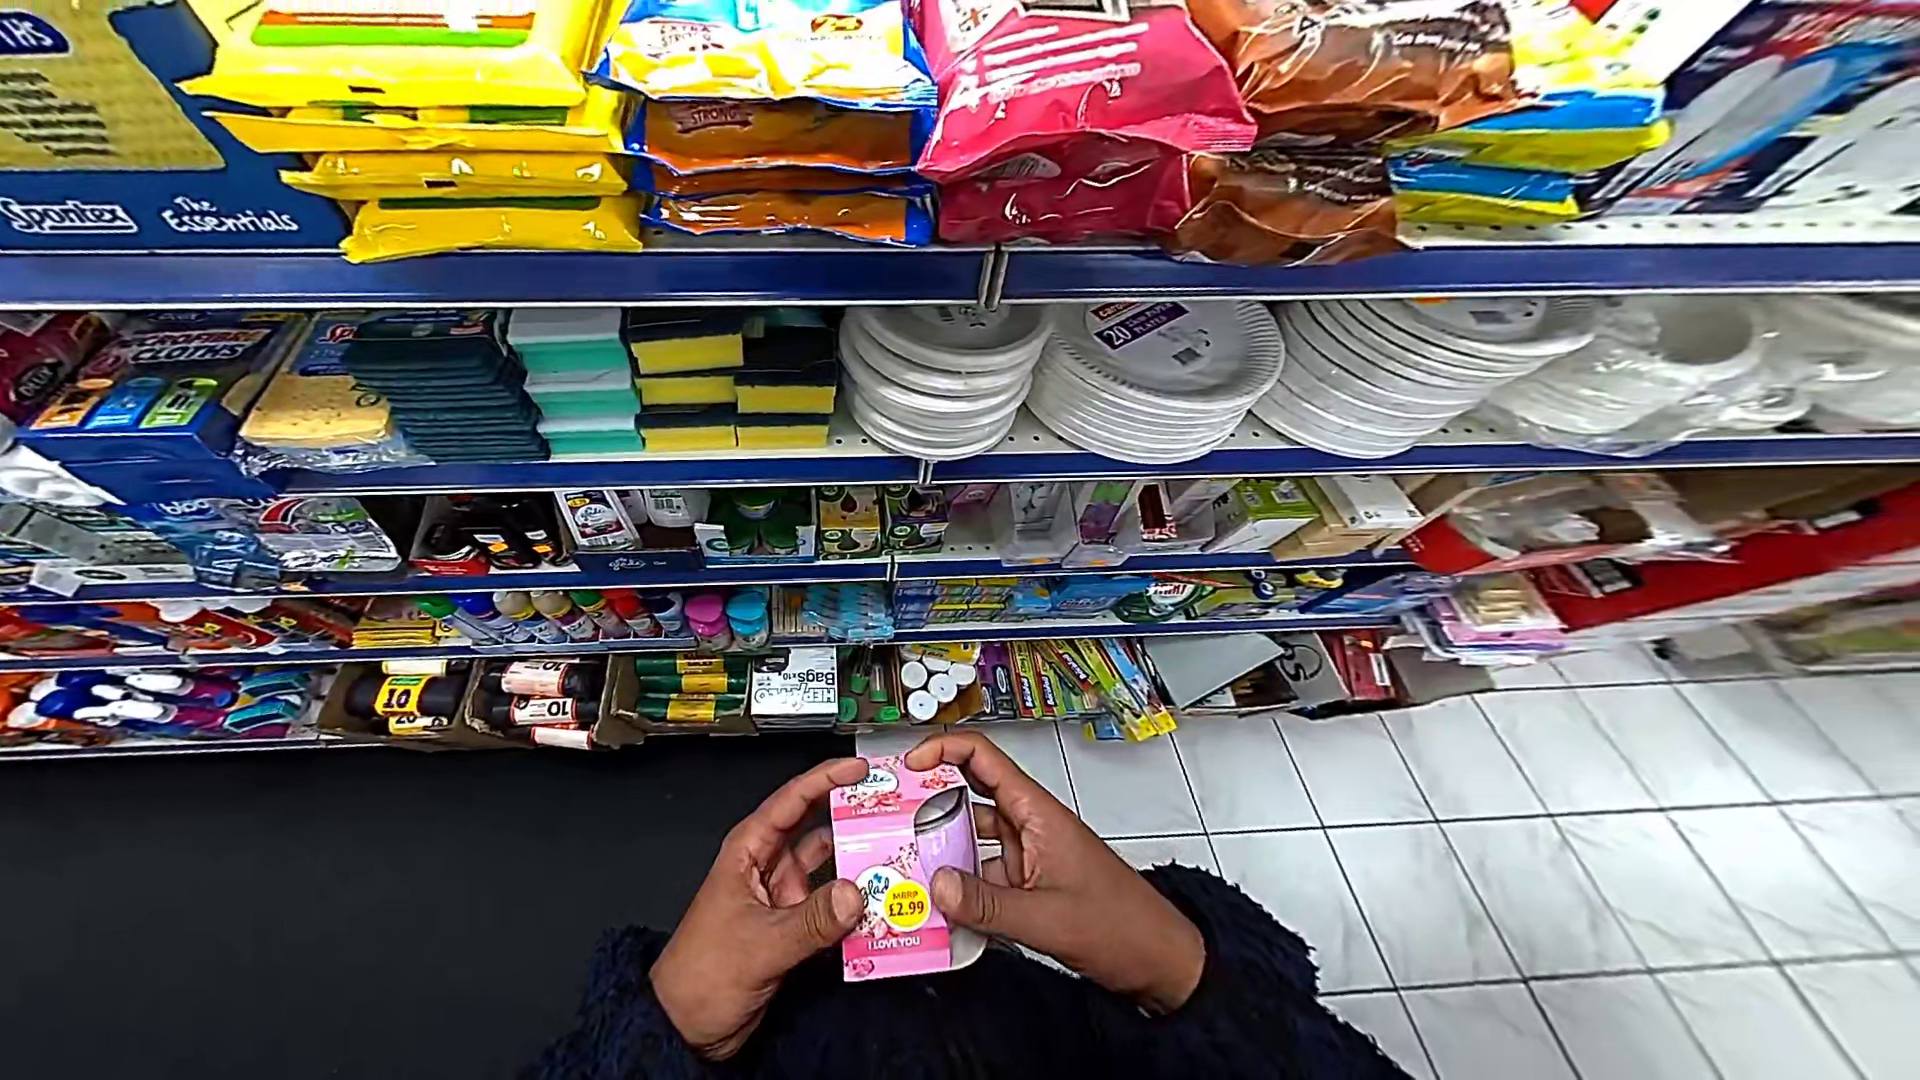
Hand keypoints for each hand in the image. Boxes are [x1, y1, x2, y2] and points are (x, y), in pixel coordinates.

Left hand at [651, 756, 868, 1059]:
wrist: (684, 1031)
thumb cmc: (698, 978)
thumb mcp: (759, 944)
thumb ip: (810, 920)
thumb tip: (855, 893)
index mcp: (749, 850)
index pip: (792, 800)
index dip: (827, 778)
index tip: (859, 769)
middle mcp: (769, 863)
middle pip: (816, 823)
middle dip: (850, 811)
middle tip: (886, 802)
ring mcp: (784, 891)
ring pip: (829, 862)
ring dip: (857, 857)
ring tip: (891, 849)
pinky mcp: (795, 920)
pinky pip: (833, 899)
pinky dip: (854, 897)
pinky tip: (877, 897)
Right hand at [904, 732, 1204, 1012]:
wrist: (1157, 959)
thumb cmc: (1120, 923)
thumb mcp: (1048, 916)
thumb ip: (988, 904)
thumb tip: (935, 885)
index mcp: (1035, 810)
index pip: (984, 758)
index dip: (945, 749)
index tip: (911, 764)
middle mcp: (1026, 823)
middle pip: (970, 793)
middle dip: (930, 798)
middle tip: (892, 813)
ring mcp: (1024, 852)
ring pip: (971, 836)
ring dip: (941, 847)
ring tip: (904, 860)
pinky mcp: (1024, 881)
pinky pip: (981, 872)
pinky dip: (958, 883)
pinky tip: (937, 901)